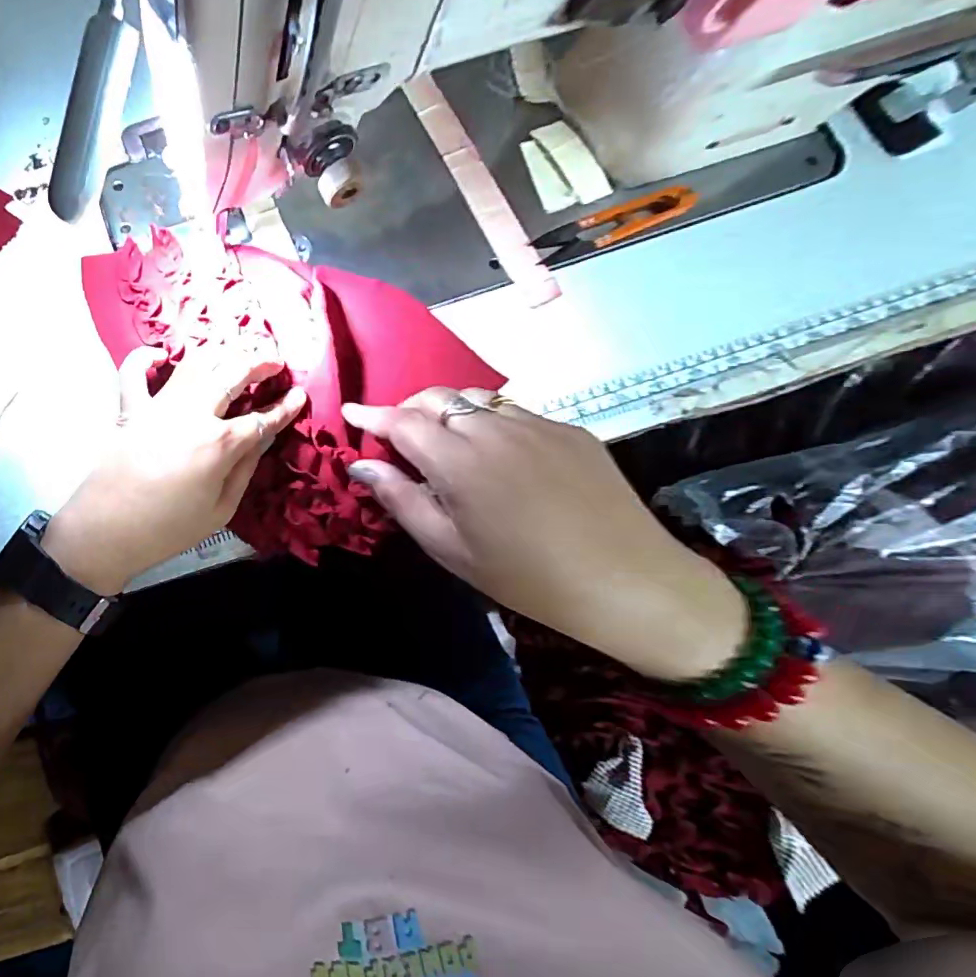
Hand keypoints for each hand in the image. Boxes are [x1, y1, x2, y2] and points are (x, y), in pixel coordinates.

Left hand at [42, 344, 305, 594]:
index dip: (285, 407)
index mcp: (220, 444)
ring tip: (236, 350)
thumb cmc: (169, 529)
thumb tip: (261, 440)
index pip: (262, 418)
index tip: (299, 395)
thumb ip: (244, 469)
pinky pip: (134, 372)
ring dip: (220, 350)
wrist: (107, 532)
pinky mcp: (129, 409)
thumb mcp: (220, 509)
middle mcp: (192, 414)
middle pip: (233, 372)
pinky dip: (146, 358)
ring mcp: (158, 406)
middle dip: (259, 361)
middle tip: (275, 361)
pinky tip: (161, 354)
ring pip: (194, 362)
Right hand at [341, 388, 745, 681]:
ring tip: (446, 442)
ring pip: (476, 400)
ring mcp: (535, 423)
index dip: (371, 414)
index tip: (351, 412)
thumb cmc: (524, 577)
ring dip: (449, 412)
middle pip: (437, 398)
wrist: (624, 578)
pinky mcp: (568, 428)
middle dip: (409, 409)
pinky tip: (499, 456)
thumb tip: (362, 465)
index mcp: (458, 460)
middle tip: (399, 437)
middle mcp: (493, 428)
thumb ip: (401, 499)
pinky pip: (515, 413)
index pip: (402, 421)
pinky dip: (490, 423)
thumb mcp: (450, 548)